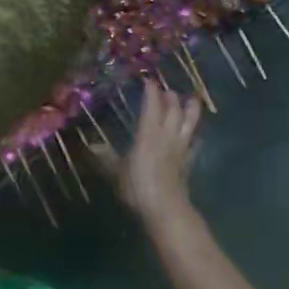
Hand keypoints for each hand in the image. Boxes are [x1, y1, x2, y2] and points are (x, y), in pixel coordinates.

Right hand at [91, 79, 200, 217]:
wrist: (164, 208)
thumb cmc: (136, 186)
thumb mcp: (115, 171)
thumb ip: (106, 157)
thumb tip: (92, 145)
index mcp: (148, 132)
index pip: (152, 105)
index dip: (151, 91)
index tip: (148, 80)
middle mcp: (167, 135)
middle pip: (173, 110)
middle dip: (170, 97)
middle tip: (167, 90)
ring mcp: (181, 148)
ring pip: (189, 122)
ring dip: (191, 110)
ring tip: (192, 100)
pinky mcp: (188, 162)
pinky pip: (195, 145)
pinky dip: (195, 137)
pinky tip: (196, 136)